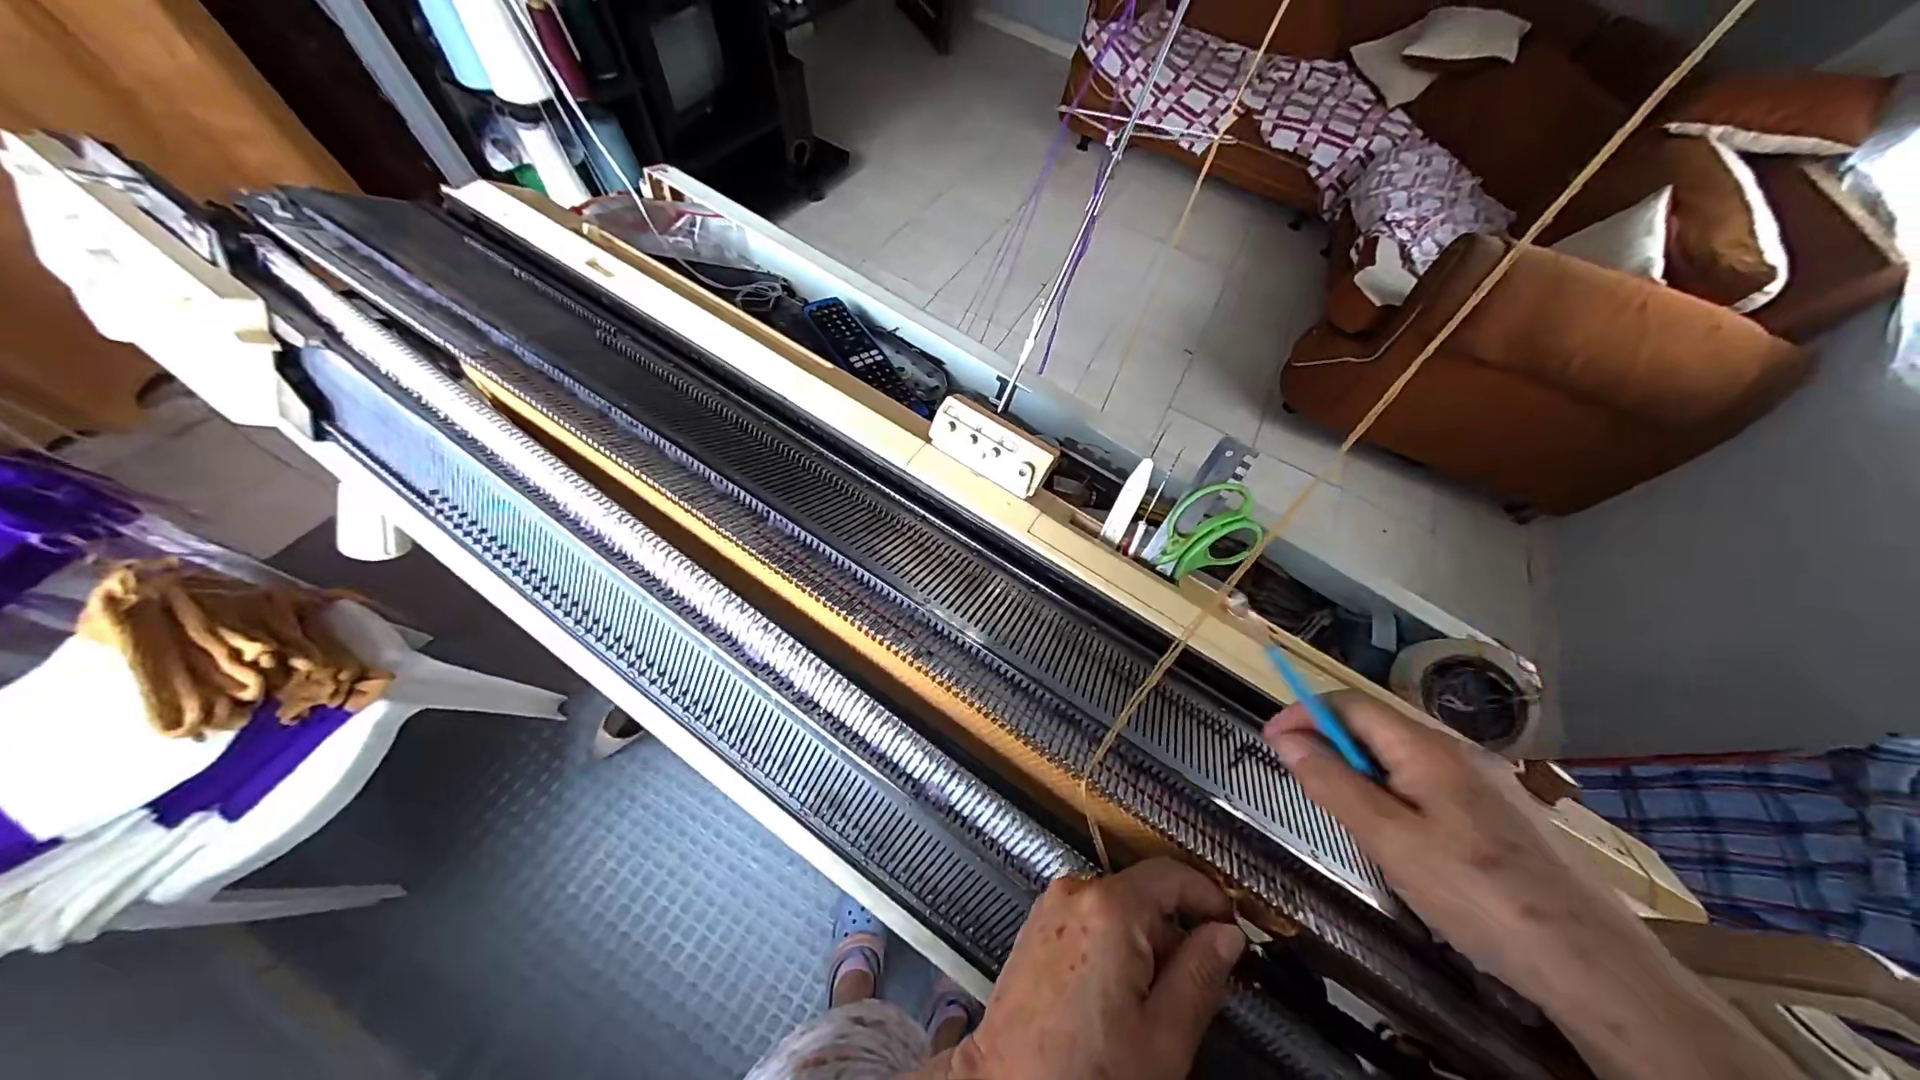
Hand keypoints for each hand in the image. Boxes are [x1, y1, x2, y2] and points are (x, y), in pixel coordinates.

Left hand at [928, 858, 1245, 1079]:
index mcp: (1109, 909)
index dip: (1210, 897)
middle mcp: (1074, 895)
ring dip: (1144, 943)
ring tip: (1151, 1004)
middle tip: (1198, 981)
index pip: (1172, 875)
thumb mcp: (1163, 1036)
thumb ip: (1201, 975)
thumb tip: (1225, 938)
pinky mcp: (1036, 928)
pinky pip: (1089, 920)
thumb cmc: (1081, 1073)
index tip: (1231, 924)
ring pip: (1117, 908)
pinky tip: (1116, 997)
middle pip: (1144, 894)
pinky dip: (1112, 945)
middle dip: (1176, 932)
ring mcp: (1050, 909)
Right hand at [1264, 695, 1799, 1079]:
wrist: (1597, 967)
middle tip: (1302, 779)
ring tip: (1346, 813)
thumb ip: (1332, 783)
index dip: (1303, 713)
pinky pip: (1431, 783)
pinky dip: (1395, 792)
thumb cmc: (1479, 898)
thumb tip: (1286, 737)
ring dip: (1362, 769)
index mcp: (1428, 748)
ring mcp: (1488, 782)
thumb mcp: (1388, 840)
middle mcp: (1460, 752)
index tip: (1269, 739)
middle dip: (1330, 742)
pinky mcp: (1504, 814)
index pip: (1350, 704)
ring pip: (1404, 756)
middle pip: (1378, 726)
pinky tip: (1402, 837)